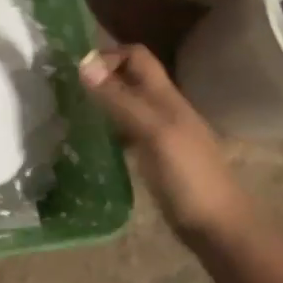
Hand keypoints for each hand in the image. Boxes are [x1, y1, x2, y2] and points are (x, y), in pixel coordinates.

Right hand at [80, 44, 250, 240]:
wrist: (218, 226)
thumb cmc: (188, 176)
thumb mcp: (152, 131)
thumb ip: (119, 98)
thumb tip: (82, 63)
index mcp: (165, 96)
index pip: (136, 56)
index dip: (108, 55)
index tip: (77, 73)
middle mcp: (161, 108)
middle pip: (128, 78)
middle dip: (98, 77)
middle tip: (64, 90)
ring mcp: (157, 133)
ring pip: (123, 104)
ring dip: (98, 102)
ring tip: (69, 112)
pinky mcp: (151, 156)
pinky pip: (123, 130)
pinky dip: (104, 128)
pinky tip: (88, 140)